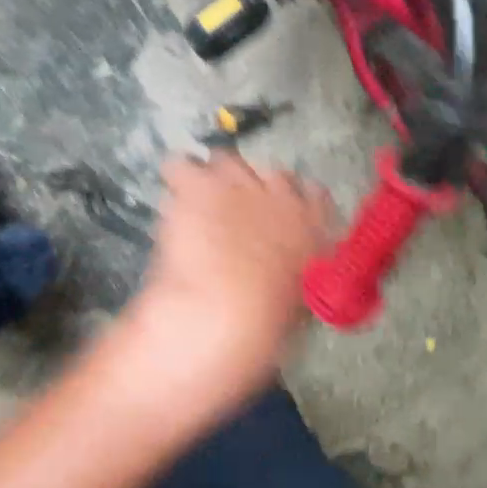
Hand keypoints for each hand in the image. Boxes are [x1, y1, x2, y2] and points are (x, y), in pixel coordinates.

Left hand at [110, 153, 336, 430]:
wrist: (221, 317)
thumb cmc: (264, 327)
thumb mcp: (299, 309)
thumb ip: (299, 279)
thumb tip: (290, 281)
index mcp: (314, 228)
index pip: (314, 195)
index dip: (291, 204)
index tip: (275, 219)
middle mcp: (281, 195)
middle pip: (270, 173)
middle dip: (253, 190)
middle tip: (233, 217)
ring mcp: (238, 184)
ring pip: (226, 161)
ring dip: (215, 179)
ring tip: (198, 205)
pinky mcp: (198, 185)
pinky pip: (181, 166)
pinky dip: (176, 178)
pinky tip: (172, 197)